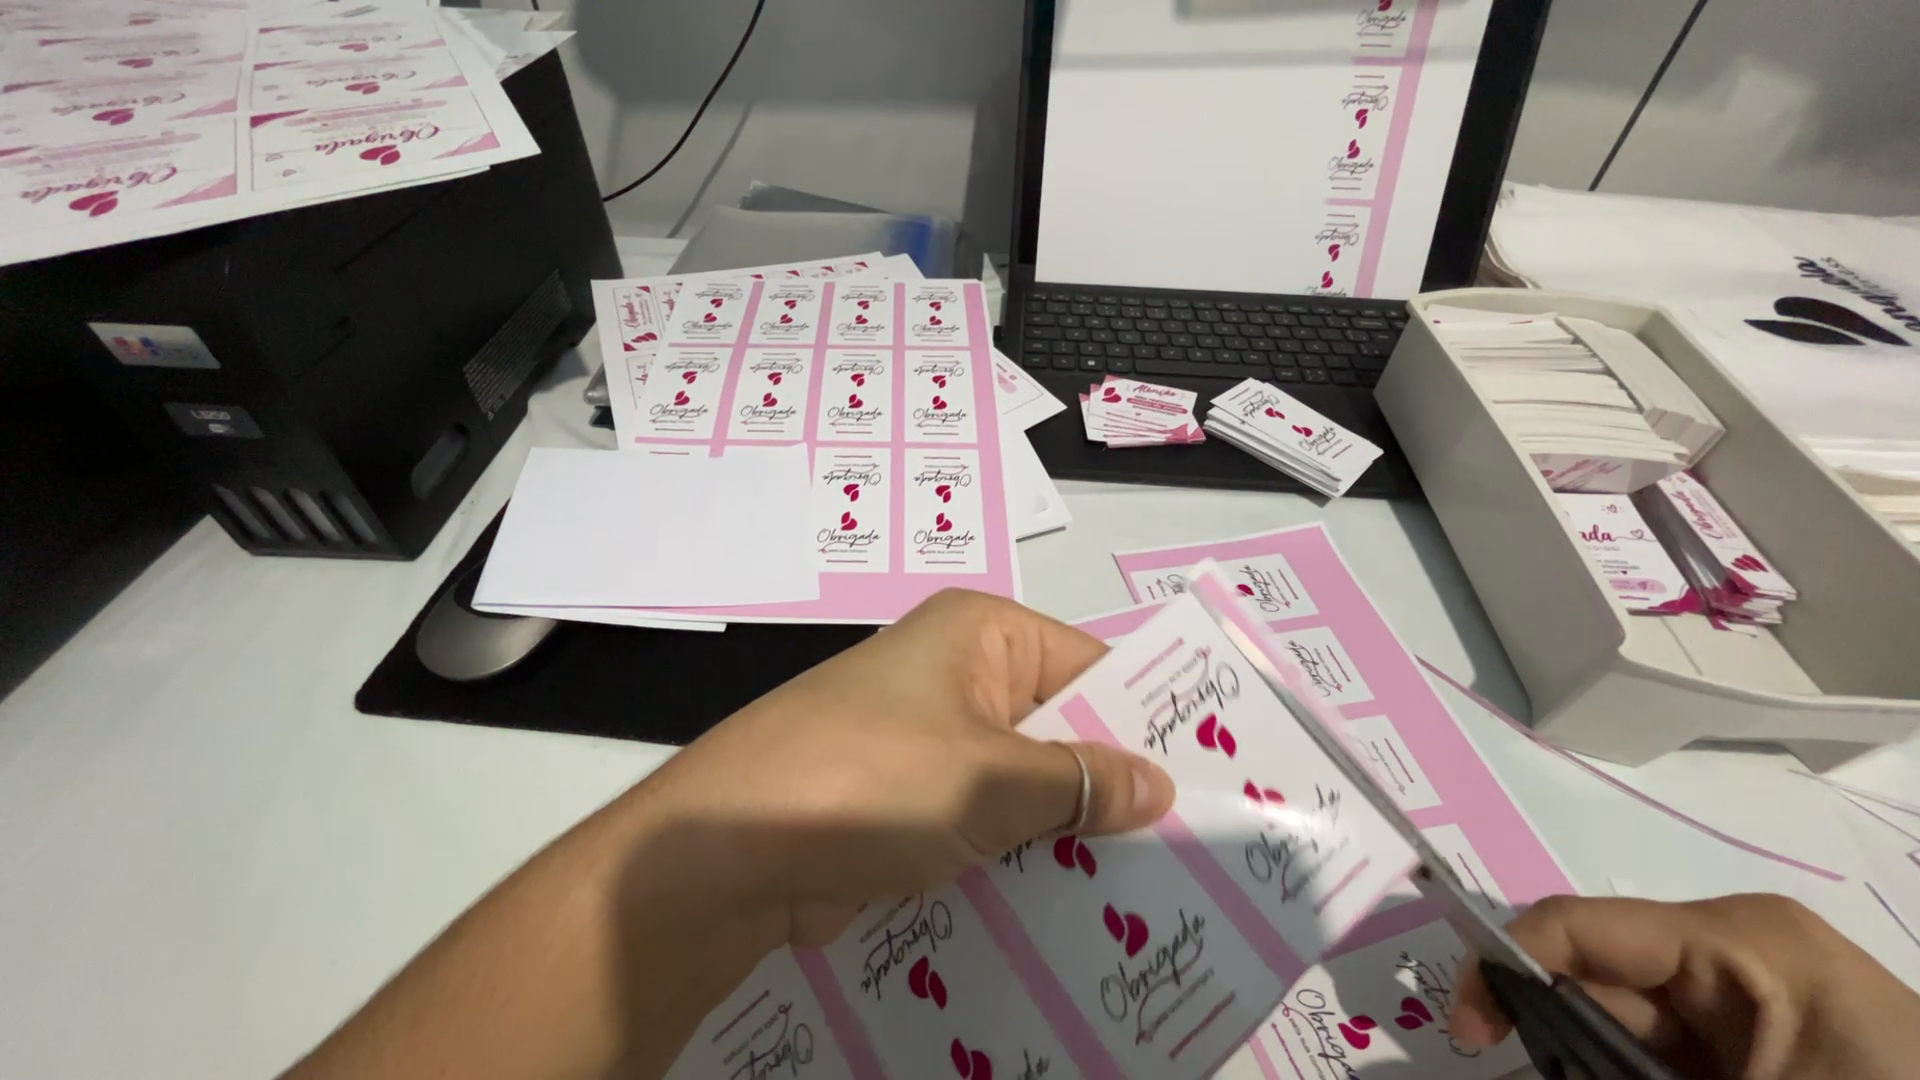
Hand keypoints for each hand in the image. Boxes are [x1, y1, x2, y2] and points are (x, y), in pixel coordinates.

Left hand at [637, 588, 1177, 949]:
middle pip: (1061, 726)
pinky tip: (1071, 906)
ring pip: (1024, 782)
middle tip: (1195, 849)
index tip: (1210, 781)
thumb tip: (1158, 786)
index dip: (1150, 720)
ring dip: (1068, 831)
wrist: (728, 851)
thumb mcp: (992, 779)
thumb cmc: (872, 781)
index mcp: (982, 634)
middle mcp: (957, 675)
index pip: (1094, 665)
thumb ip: (1083, 782)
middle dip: (1113, 785)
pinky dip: (1020, 856)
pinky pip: (984, 822)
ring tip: (1150, 890)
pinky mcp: (906, 800)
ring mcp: (928, 740)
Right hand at [1451, 893, 1919, 1079]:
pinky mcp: (1761, 1036)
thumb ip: (1613, 1056)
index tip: (1470, 1034)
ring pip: (1624, 1014)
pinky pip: (1664, 1041)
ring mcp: (1751, 993)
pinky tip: (1604, 1071)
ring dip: (1586, 1051)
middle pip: (1598, 974)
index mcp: (1736, 937)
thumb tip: (1517, 1054)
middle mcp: (1732, 948)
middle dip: (1550, 1021)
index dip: (1505, 965)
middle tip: (1518, 1063)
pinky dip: (1626, 1063)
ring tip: (1568, 1069)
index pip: (1579, 925)